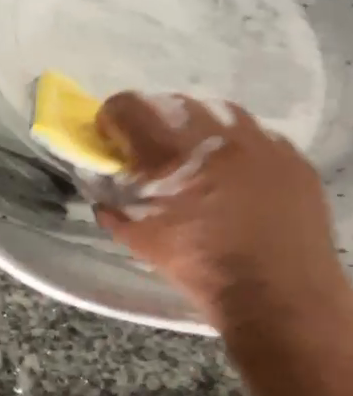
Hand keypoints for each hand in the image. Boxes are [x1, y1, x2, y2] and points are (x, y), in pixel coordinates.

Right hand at [95, 93, 344, 326]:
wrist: (276, 293)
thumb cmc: (193, 261)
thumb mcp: (129, 227)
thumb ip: (106, 191)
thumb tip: (100, 173)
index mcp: (169, 153)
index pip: (126, 105)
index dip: (109, 120)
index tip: (110, 143)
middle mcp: (218, 139)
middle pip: (171, 101)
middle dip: (152, 122)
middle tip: (149, 151)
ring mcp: (264, 147)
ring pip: (218, 111)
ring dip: (195, 127)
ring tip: (192, 156)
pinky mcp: (295, 161)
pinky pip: (257, 134)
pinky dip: (235, 144)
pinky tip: (231, 172)